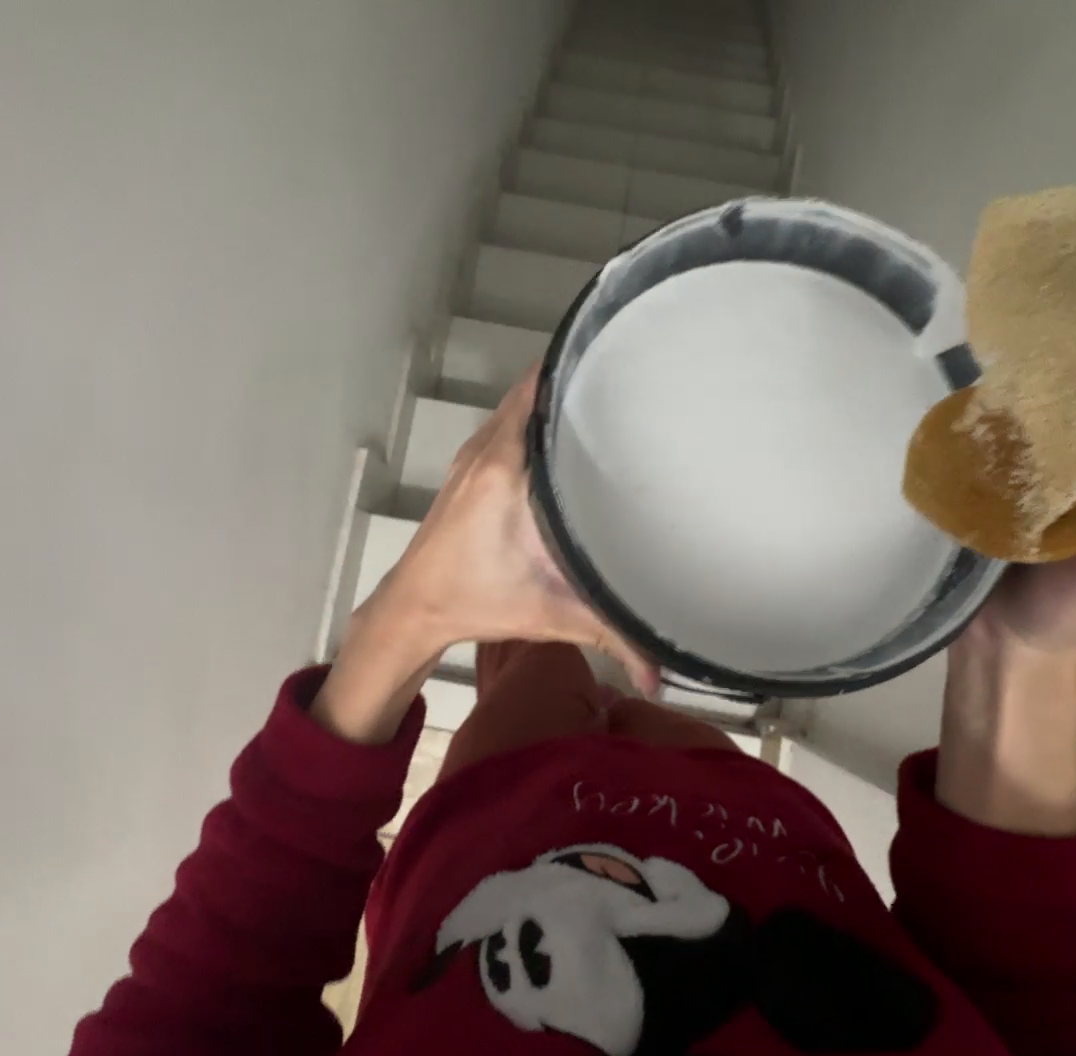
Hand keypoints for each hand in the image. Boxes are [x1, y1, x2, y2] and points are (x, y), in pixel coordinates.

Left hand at [362, 368, 658, 693]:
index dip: (575, 368)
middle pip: (532, 389)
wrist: (414, 606)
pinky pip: (505, 420)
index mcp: (505, 469)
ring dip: (553, 396)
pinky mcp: (467, 465)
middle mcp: (486, 449)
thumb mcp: (550, 615)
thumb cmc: (476, 601)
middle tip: (630, 382)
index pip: (537, 393)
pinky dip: (533, 414)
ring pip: (517, 403)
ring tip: (606, 399)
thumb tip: (662, 674)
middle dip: (576, 378)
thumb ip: (611, 635)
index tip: (621, 360)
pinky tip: (566, 432)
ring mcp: (471, 453)